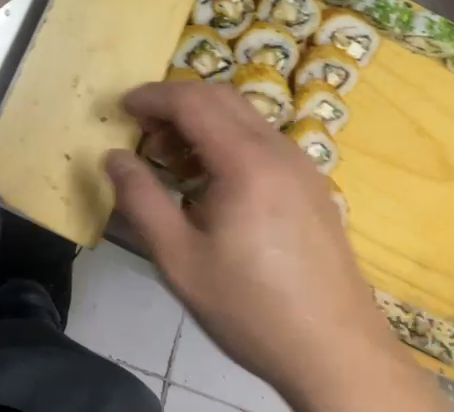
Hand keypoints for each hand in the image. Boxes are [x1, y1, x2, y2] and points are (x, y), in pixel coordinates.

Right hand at [105, 82, 447, 411]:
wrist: (339, 357)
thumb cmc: (252, 308)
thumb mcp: (180, 260)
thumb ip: (141, 200)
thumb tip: (114, 157)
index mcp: (246, 162)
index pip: (192, 101)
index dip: (152, 97)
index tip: (121, 109)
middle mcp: (278, 150)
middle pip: (219, 97)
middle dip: (175, 103)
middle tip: (144, 132)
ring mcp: (301, 165)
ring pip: (243, 116)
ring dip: (202, 120)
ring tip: (172, 161)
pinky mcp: (312, 185)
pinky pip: (262, 139)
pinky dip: (227, 138)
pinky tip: (212, 182)